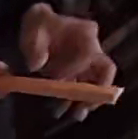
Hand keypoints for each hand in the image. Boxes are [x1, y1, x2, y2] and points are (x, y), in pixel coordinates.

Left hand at [19, 3, 116, 119]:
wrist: (36, 26)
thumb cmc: (38, 23)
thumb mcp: (35, 25)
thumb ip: (35, 44)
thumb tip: (37, 64)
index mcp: (86, 34)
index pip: (90, 55)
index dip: (78, 69)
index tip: (60, 79)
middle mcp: (90, 49)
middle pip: (102, 71)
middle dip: (97, 90)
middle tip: (86, 107)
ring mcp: (82, 62)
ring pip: (91, 83)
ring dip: (85, 99)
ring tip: (76, 115)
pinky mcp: (72, 72)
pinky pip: (77, 87)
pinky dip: (71, 98)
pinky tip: (62, 110)